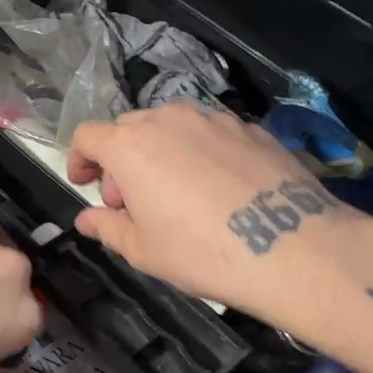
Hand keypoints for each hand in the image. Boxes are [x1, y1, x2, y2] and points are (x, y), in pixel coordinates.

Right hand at [67, 104, 372, 324]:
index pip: (88, 135)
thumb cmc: (202, 252)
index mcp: (131, 146)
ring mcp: (214, 120)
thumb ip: (107, 227)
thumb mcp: (142, 250)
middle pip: (128, 128)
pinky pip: (210, 134)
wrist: (294, 248)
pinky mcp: (252, 129)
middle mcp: (168, 120)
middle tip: (132, 201)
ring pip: (172, 126)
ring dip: (160, 152)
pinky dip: (200, 153)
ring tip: (176, 192)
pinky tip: (217, 190)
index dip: (78, 159)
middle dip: (120, 161)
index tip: (85, 184)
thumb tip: (86, 219)